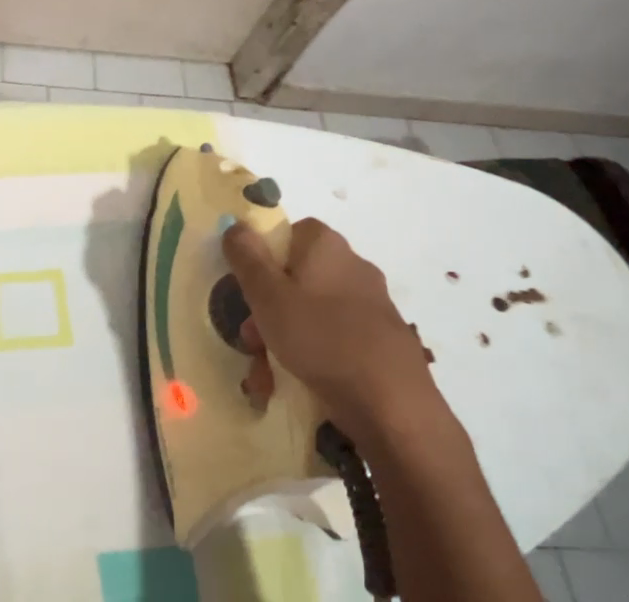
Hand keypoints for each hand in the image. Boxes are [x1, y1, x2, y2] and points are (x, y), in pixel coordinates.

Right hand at [223, 217, 438, 439]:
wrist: (392, 404)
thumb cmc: (320, 338)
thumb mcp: (267, 296)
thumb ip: (246, 257)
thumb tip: (235, 225)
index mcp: (327, 247)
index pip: (290, 233)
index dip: (264, 257)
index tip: (249, 289)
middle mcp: (354, 267)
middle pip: (297, 278)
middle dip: (268, 310)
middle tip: (252, 342)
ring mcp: (372, 306)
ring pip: (313, 314)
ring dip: (284, 340)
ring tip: (267, 377)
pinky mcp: (384, 341)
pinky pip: (336, 340)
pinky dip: (314, 358)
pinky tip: (297, 386)